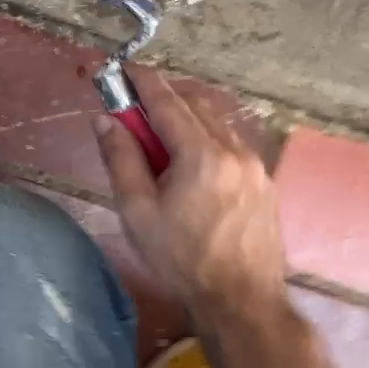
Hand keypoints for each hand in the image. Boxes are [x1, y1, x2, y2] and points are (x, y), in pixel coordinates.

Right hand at [93, 70, 287, 327]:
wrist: (242, 301)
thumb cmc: (180, 256)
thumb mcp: (136, 208)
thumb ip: (120, 157)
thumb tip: (105, 119)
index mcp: (202, 156)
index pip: (167, 102)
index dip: (141, 80)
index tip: (121, 66)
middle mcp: (235, 152)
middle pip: (194, 105)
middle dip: (159, 97)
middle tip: (127, 106)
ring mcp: (255, 168)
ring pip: (213, 123)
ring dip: (180, 117)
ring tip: (152, 137)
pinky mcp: (263, 183)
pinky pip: (227, 143)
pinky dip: (200, 136)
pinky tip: (182, 160)